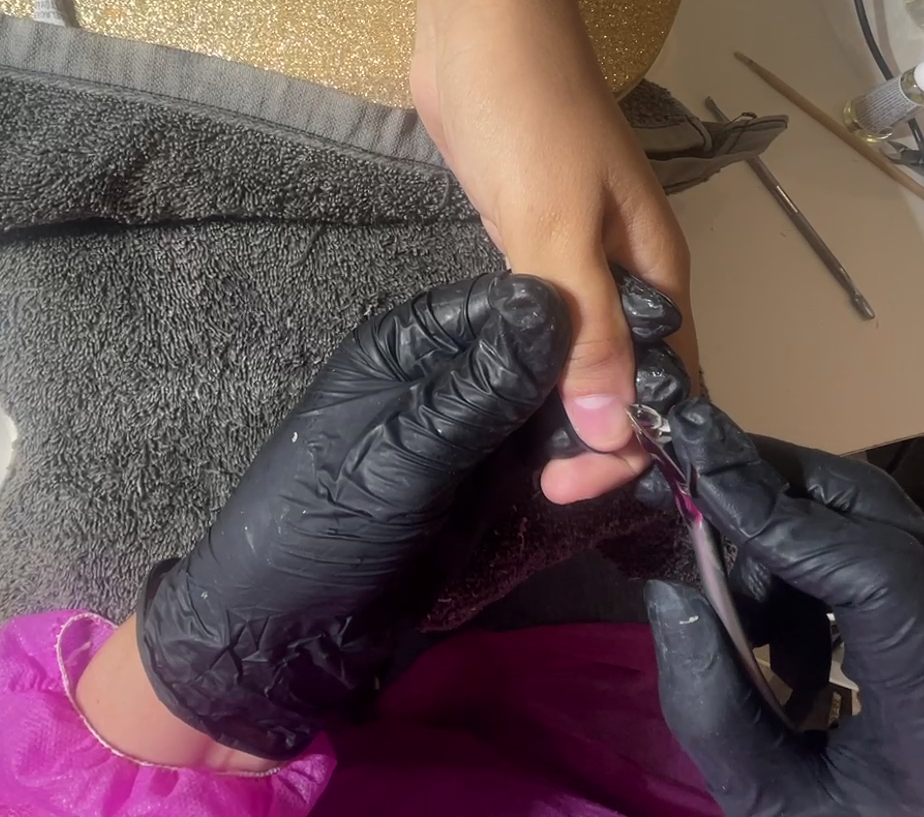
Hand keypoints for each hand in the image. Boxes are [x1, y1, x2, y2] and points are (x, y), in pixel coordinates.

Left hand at [136, 274, 570, 758]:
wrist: (299, 621)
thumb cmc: (331, 521)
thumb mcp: (407, 453)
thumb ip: (482, 387)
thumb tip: (551, 301)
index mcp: (413, 341)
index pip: (508, 305)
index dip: (570, 324)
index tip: (624, 363)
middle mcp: (449, 368)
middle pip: (543, 353)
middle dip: (587, 390)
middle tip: (615, 442)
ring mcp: (473, 420)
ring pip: (556, 404)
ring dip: (589, 434)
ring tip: (593, 478)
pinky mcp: (490, 468)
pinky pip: (549, 448)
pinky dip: (576, 463)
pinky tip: (583, 488)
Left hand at [413, 0, 694, 481]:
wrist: (482, 25)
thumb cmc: (527, 114)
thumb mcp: (556, 223)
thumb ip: (586, 324)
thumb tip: (615, 427)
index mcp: (652, 270)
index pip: (670, 382)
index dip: (634, 445)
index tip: (572, 490)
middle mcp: (624, 270)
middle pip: (632, 372)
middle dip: (598, 434)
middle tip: (540, 486)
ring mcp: (574, 253)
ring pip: (587, 347)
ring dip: (565, 401)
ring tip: (522, 458)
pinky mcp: (528, 238)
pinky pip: (546, 316)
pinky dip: (534, 357)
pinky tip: (507, 386)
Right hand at [645, 398, 923, 816]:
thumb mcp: (768, 808)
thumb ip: (708, 702)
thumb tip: (668, 587)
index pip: (876, 574)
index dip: (775, 513)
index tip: (691, 466)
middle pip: (883, 516)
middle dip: (771, 482)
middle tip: (688, 471)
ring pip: (881, 518)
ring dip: (786, 529)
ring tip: (741, 612)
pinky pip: (889, 548)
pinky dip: (816, 557)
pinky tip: (787, 633)